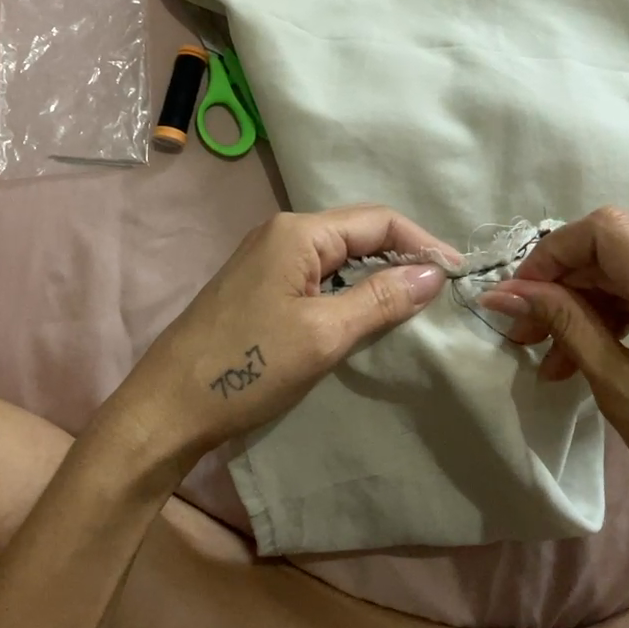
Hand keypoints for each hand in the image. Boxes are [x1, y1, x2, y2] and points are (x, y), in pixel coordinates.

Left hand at [102, 205, 454, 468]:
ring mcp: (267, 258)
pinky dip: (350, 288)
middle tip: (443, 290)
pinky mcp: (260, 285)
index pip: (378, 220)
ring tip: (416, 303)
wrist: (169, 406)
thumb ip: (380, 299)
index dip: (423, 244)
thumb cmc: (248, 368)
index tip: (459, 275)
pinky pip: (318, 274)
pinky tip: (368, 312)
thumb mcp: (323, 335)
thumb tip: (434, 273)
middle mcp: (282, 233)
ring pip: (339, 255)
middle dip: (403, 255)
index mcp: (298, 233)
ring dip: (377, 273)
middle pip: (359, 232)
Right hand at [477, 208, 628, 575]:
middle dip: (566, 287)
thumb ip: (565, 326)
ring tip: (559, 359)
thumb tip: (503, 294)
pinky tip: (605, 354)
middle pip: (622, 254)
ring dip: (594, 306)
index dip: (555, 251)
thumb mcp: (620, 393)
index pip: (608, 231)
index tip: (522, 295)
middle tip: (526, 336)